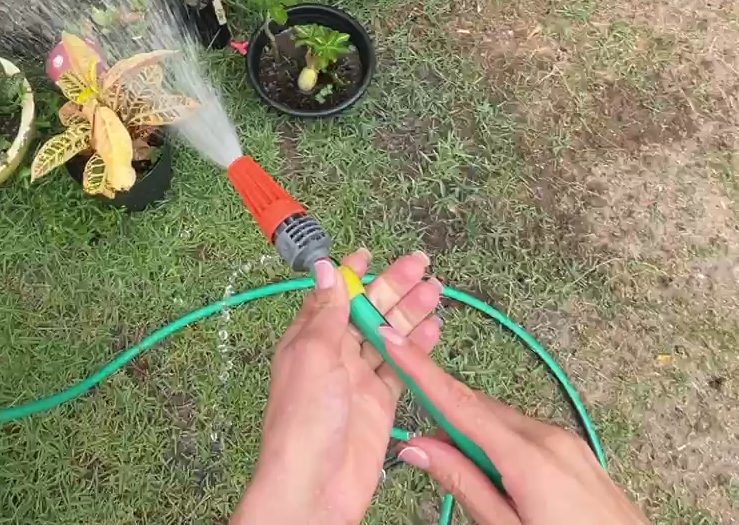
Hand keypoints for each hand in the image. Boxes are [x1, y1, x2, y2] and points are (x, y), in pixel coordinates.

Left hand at [232, 250, 444, 524]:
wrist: (315, 485)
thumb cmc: (303, 419)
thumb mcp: (313, 355)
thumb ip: (327, 312)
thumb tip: (326, 268)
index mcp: (310, 336)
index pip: (334, 294)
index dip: (352, 274)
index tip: (369, 254)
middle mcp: (334, 352)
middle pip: (367, 309)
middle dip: (393, 286)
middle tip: (420, 264)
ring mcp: (358, 377)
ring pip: (388, 335)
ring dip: (410, 312)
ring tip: (435, 289)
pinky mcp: (379, 402)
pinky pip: (401, 367)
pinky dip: (417, 348)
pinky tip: (433, 328)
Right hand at [379, 325, 646, 524]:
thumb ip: (464, 486)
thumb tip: (417, 446)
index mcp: (529, 458)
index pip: (459, 401)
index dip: (419, 368)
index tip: (389, 335)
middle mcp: (549, 437)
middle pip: (477, 410)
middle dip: (444, 417)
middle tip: (421, 446)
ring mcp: (568, 444)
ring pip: (500, 424)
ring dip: (474, 437)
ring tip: (471, 482)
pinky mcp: (578, 455)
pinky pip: (524, 436)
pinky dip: (500, 446)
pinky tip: (501, 481)